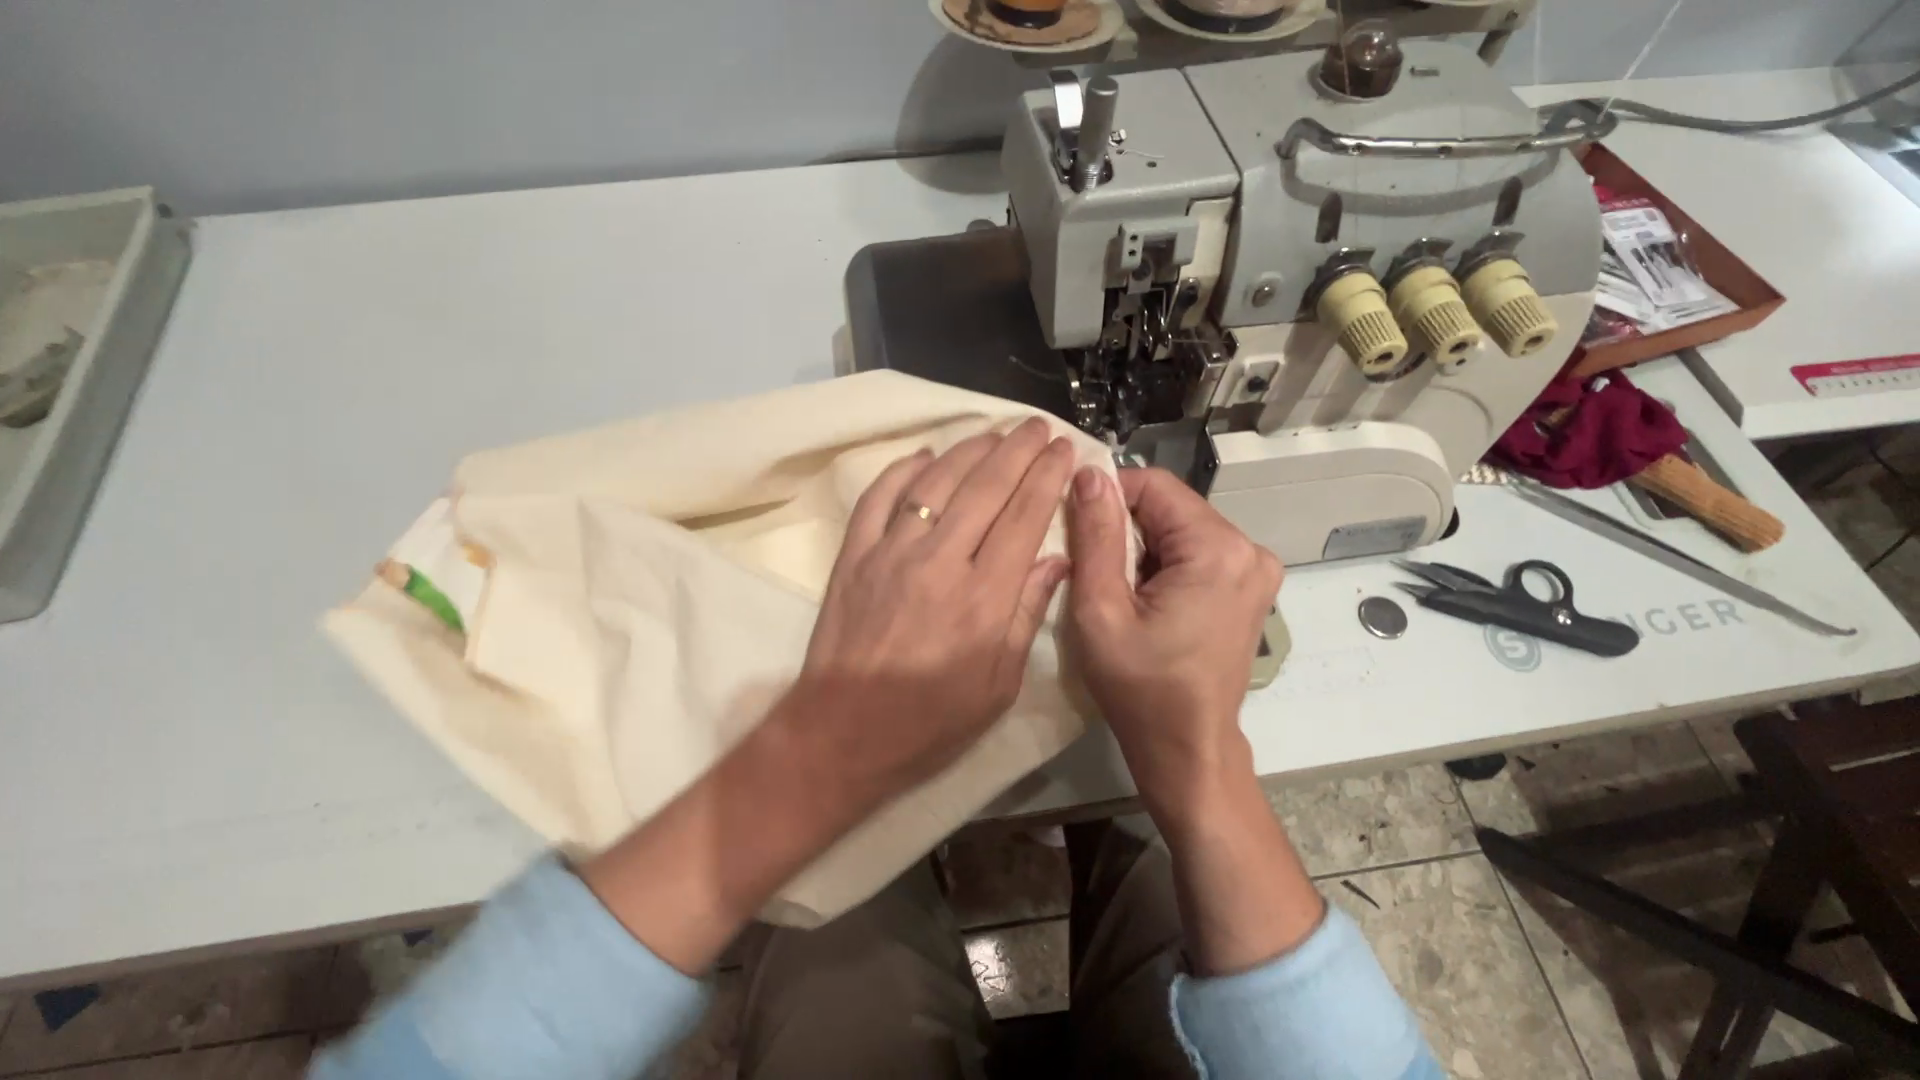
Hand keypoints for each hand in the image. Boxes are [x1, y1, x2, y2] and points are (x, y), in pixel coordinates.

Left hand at [784, 417, 1075, 806]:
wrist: (842, 733)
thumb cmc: (931, 722)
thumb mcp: (999, 685)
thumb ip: (1026, 615)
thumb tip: (1055, 559)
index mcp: (984, 596)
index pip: (1025, 516)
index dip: (1046, 476)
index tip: (1062, 449)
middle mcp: (940, 561)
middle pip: (985, 486)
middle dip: (1016, 450)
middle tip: (1036, 426)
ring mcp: (890, 553)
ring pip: (935, 482)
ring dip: (968, 450)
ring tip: (993, 433)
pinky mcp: (853, 556)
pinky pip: (879, 498)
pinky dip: (903, 470)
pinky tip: (924, 456)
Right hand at [1065, 466, 1282, 822]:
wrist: (1186, 746)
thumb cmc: (1140, 686)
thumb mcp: (1101, 610)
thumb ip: (1095, 536)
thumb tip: (1088, 474)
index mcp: (1219, 549)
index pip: (1154, 485)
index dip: (1108, 495)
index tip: (1076, 526)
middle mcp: (1250, 550)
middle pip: (1171, 507)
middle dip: (1126, 528)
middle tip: (1093, 568)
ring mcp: (1257, 570)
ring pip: (1182, 529)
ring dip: (1144, 548)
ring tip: (1119, 591)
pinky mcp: (1251, 589)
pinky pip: (1198, 553)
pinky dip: (1166, 565)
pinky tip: (1147, 602)